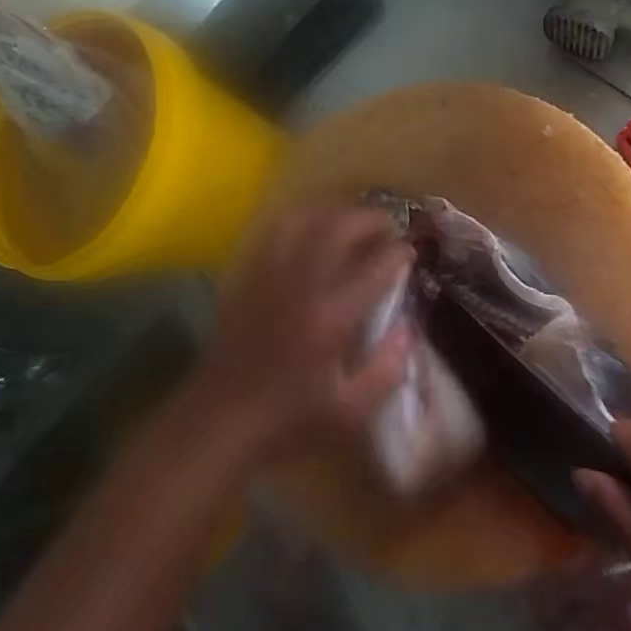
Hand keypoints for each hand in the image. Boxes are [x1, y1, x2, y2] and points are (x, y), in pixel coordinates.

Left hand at [197, 206, 413, 449]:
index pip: (374, 269)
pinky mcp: (248, 276)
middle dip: (369, 218)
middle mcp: (300, 286)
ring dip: (334, 212)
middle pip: (337, 227)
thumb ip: (388, 368)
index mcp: (330, 319)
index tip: (409, 252)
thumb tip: (407, 328)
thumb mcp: (351, 410)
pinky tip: (313, 233)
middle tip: (387, 227)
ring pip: (303, 220)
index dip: (398, 253)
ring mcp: (269, 275)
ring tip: (352, 222)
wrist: (221, 417)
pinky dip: (302, 222)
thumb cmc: (289, 418)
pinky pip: (277, 233)